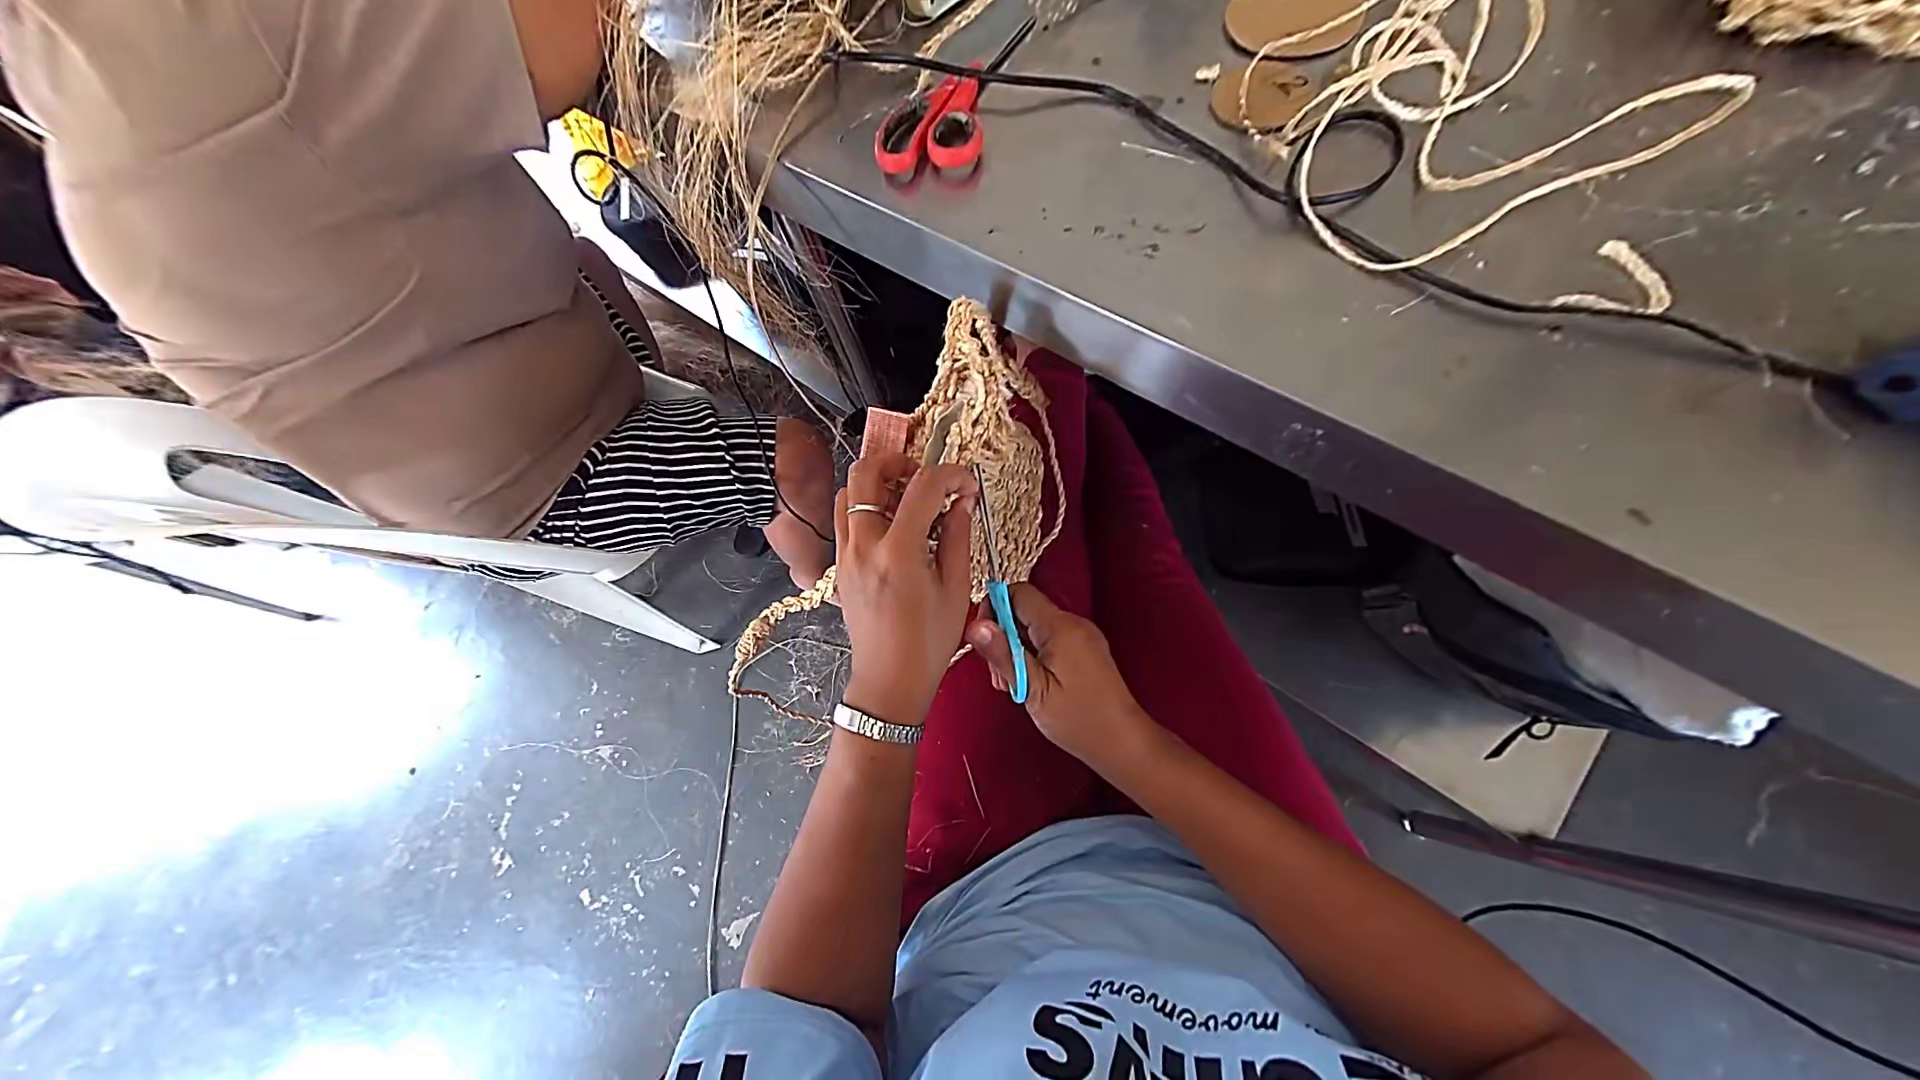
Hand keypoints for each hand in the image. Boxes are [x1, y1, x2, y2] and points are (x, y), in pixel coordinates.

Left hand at [834, 454, 977, 726]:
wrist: (889, 681)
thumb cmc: (928, 643)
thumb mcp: (956, 590)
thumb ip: (959, 537)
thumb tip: (963, 502)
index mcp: (899, 552)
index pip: (924, 486)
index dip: (952, 475)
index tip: (967, 485)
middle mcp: (864, 545)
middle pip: (866, 471)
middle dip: (900, 461)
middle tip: (926, 479)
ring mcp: (846, 555)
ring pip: (847, 491)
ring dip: (877, 483)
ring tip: (908, 501)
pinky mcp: (839, 566)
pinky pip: (843, 518)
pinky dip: (865, 506)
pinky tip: (893, 526)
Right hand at [967, 583, 1157, 768]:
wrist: (1123, 741)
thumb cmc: (1080, 719)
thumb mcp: (1032, 689)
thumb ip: (1003, 655)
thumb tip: (976, 626)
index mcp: (1060, 627)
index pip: (1019, 592)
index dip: (995, 609)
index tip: (986, 640)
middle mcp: (1073, 623)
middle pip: (1025, 610)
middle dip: (1004, 636)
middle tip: (1001, 675)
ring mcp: (1082, 635)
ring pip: (1035, 627)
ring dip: (1017, 650)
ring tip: (1016, 685)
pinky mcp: (1085, 649)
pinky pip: (1050, 639)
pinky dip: (1034, 656)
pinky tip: (1032, 684)